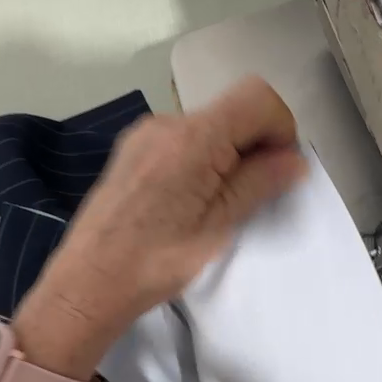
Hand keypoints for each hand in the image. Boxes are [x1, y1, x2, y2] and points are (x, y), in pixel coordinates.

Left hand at [14, 76, 305, 375]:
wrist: (88, 284)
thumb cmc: (155, 263)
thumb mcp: (217, 227)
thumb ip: (258, 184)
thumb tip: (294, 159)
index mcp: (192, 138)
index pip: (258, 98)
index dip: (280, 129)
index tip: (278, 171)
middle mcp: (166, 123)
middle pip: (232, 111)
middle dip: (254, 145)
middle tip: (252, 196)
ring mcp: (143, 135)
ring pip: (207, 127)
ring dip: (226, 155)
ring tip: (216, 206)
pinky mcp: (130, 152)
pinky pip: (180, 142)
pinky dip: (200, 160)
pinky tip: (188, 203)